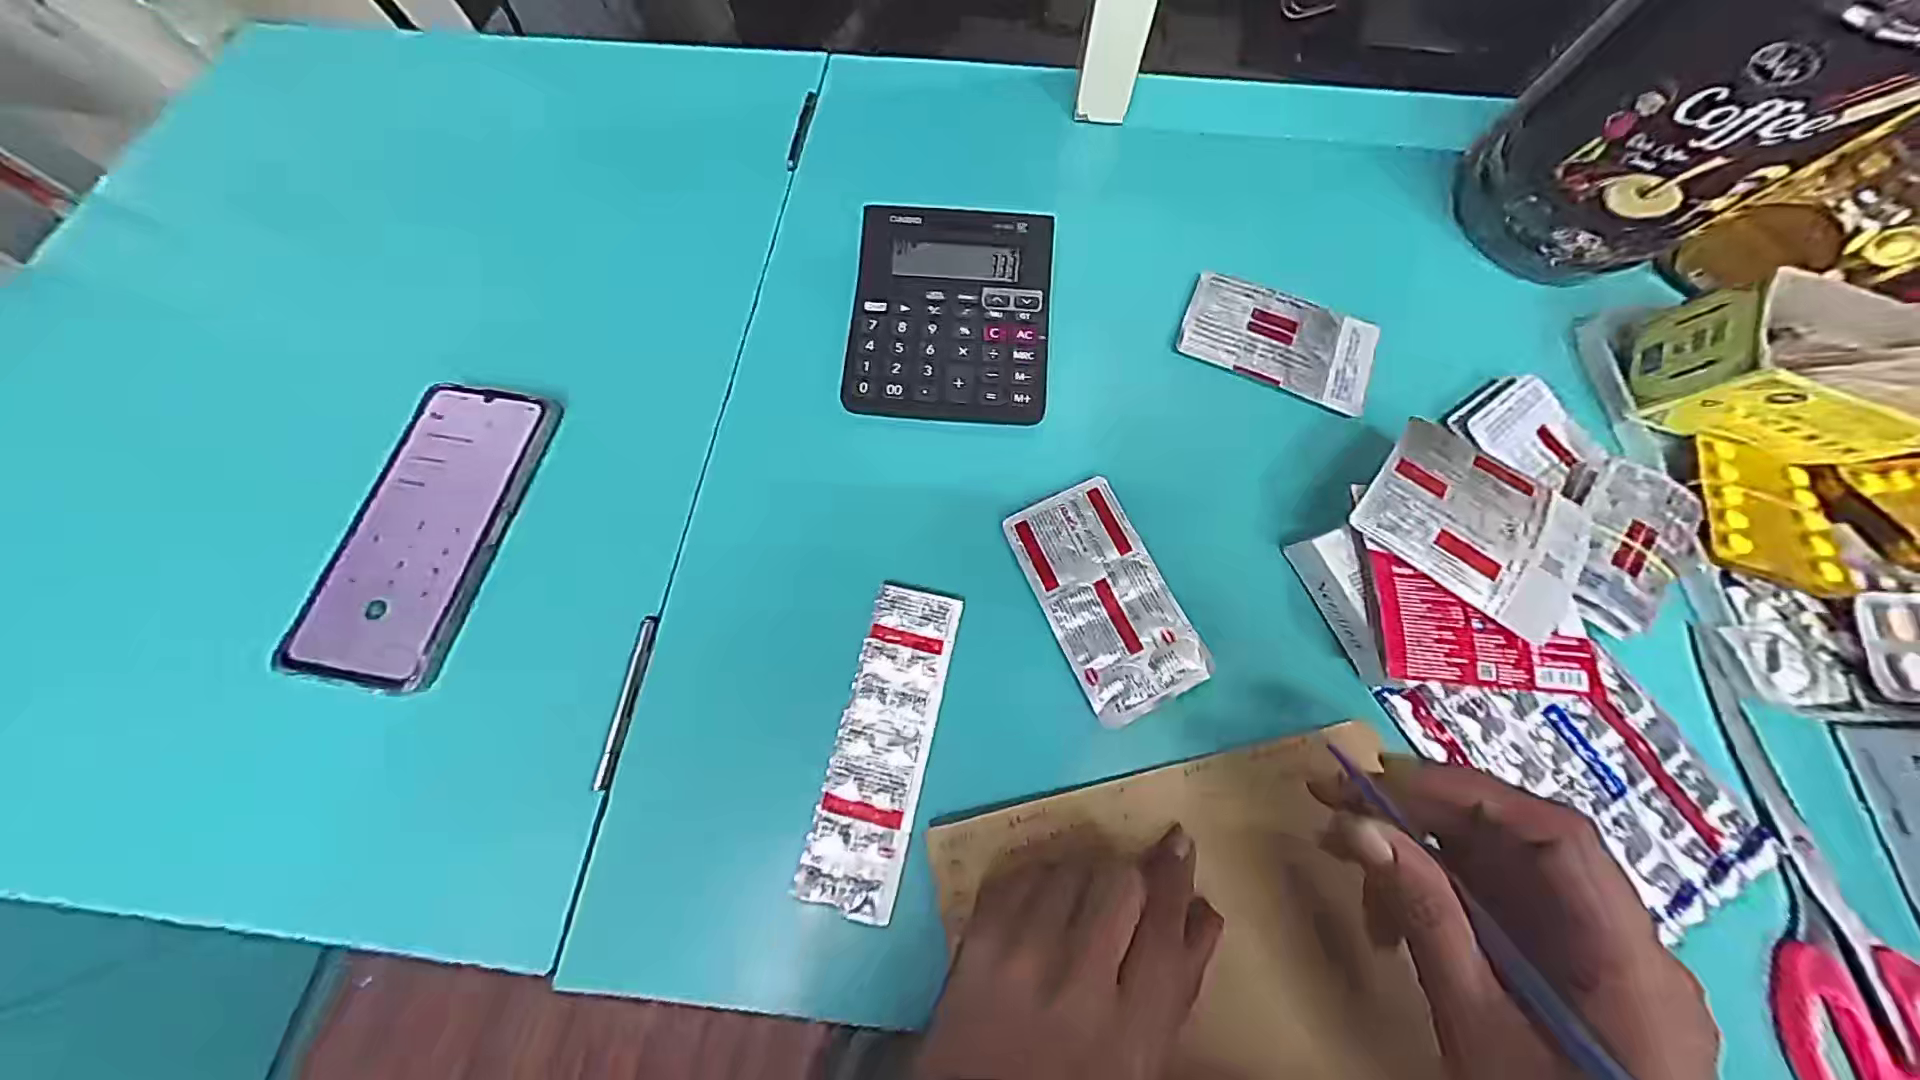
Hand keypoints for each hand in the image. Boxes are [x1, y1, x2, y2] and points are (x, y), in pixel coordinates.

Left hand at [913, 826, 1224, 1079]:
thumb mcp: (1141, 1056)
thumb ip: (1178, 985)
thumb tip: (1202, 908)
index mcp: (1131, 1030)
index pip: (1164, 925)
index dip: (1174, 874)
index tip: (1177, 842)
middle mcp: (1077, 984)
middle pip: (1118, 882)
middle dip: (1129, 873)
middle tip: (1127, 879)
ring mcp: (1021, 956)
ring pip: (1068, 868)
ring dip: (1083, 872)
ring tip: (1082, 895)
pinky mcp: (978, 940)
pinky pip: (1020, 874)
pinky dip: (1038, 877)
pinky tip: (1043, 898)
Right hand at [1311, 756, 1719, 1079]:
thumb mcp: (1475, 1025)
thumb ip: (1426, 919)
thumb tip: (1358, 825)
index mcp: (1628, 959)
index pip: (1555, 836)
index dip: (1466, 791)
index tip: (1380, 779)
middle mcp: (1622, 941)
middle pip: (1517, 843)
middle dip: (1418, 813)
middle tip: (1335, 798)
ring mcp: (1591, 952)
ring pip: (1496, 868)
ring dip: (1414, 852)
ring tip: (1344, 854)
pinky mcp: (1558, 964)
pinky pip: (1493, 903)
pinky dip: (1432, 892)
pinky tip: (1384, 911)